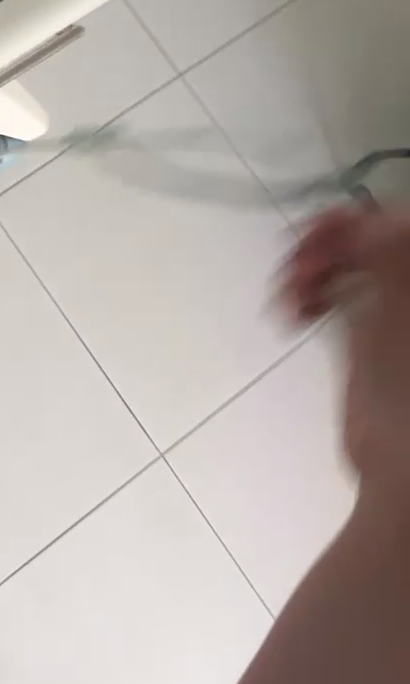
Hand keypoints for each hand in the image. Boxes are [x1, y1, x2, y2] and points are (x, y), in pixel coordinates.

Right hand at [284, 207, 409, 500]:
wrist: (403, 468)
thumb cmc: (406, 405)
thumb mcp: (396, 332)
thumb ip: (392, 269)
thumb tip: (371, 216)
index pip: (403, 228)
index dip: (366, 219)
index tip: (315, 229)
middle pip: (380, 241)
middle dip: (329, 249)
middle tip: (290, 273)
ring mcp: (400, 308)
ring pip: (355, 262)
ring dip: (311, 272)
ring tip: (286, 299)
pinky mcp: (377, 327)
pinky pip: (344, 289)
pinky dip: (311, 293)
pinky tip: (294, 310)